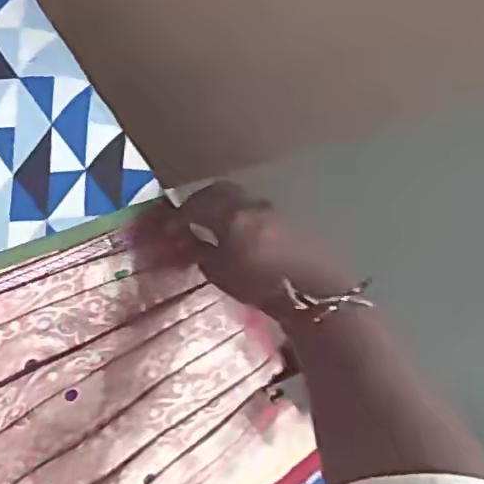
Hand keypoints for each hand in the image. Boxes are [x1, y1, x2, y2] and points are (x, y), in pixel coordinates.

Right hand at [170, 182, 362, 324]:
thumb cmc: (261, 285)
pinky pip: (255, 210)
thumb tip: (189, 241)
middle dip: (199, 202)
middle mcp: (252, 206)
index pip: (195, 204)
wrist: (316, 293)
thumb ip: (201, 251)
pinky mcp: (290, 221)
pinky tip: (237, 236)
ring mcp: (274, 211)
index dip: (177, 216)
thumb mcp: (219, 272)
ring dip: (221, 208)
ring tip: (212, 228)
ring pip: (239, 198)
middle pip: (219, 190)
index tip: (167, 230)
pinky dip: (239, 216)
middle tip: (187, 219)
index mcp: (232, 216)